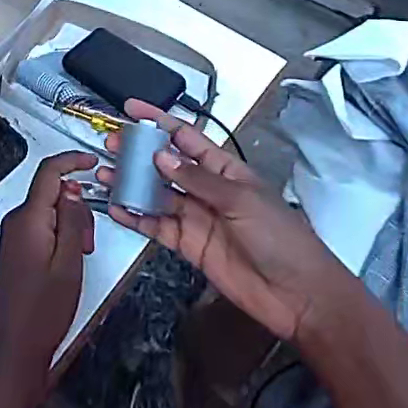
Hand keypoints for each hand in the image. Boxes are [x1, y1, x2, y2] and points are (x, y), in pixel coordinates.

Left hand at [0, 151, 97, 369]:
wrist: (14, 345)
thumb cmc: (43, 309)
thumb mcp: (69, 263)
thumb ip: (74, 222)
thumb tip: (72, 191)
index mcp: (28, 218)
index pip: (48, 172)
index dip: (71, 161)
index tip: (92, 161)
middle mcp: (16, 220)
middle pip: (50, 193)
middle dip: (75, 208)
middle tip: (88, 242)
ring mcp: (13, 234)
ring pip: (48, 212)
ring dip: (69, 226)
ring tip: (78, 259)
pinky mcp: (15, 248)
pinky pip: (40, 227)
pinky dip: (59, 236)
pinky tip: (66, 263)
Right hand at [98, 101, 354, 343]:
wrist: (301, 298)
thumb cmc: (283, 240)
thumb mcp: (241, 200)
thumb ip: (198, 179)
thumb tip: (162, 156)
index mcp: (223, 169)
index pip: (185, 137)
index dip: (158, 121)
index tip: (131, 109)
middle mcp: (205, 188)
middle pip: (164, 164)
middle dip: (137, 152)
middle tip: (112, 144)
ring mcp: (195, 216)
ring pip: (155, 193)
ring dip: (131, 183)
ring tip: (106, 174)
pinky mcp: (188, 244)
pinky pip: (156, 225)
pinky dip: (135, 217)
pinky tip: (117, 208)